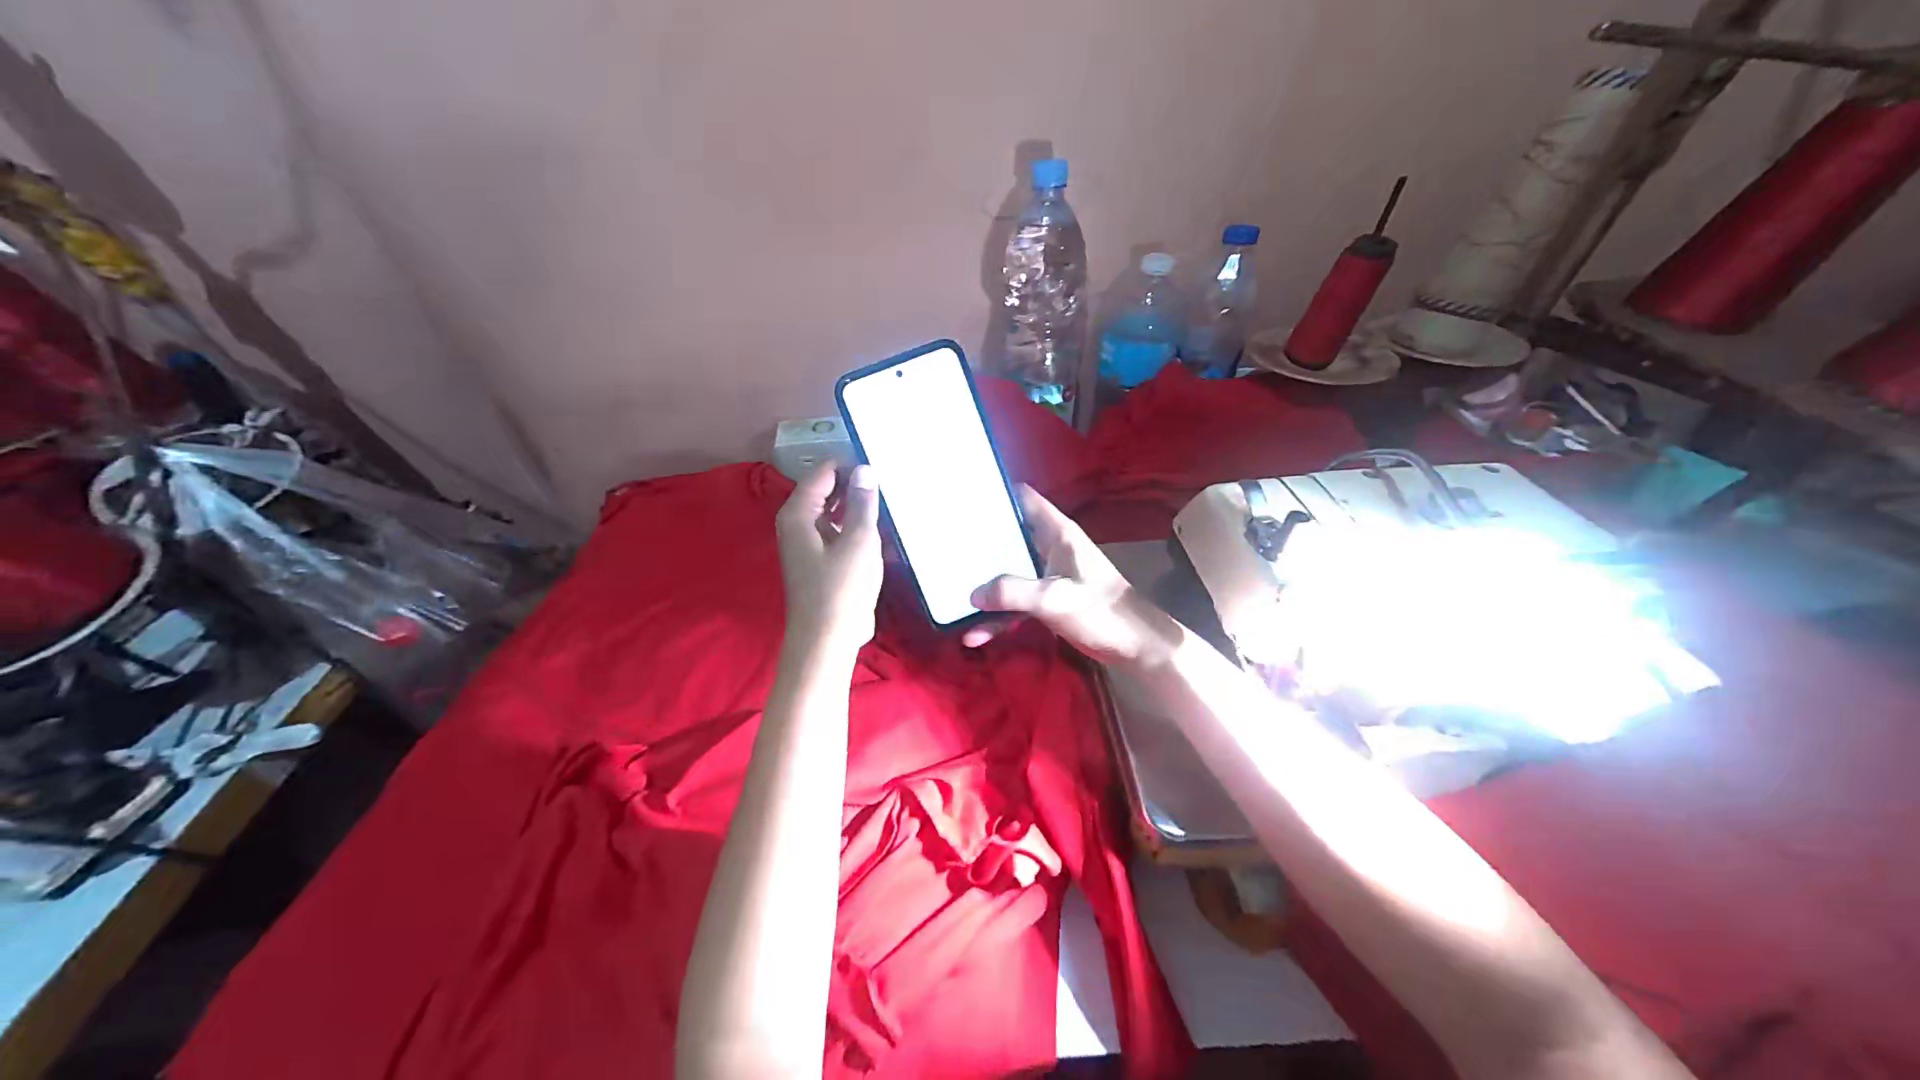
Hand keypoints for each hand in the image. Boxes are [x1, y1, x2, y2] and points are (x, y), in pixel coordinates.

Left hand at [776, 463, 882, 651]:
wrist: (827, 641)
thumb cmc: (841, 590)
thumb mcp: (860, 541)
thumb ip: (862, 502)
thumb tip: (864, 470)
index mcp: (798, 514)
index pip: (823, 472)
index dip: (850, 465)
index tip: (880, 463)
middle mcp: (796, 525)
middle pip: (825, 491)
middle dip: (854, 485)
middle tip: (889, 481)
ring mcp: (807, 544)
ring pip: (833, 513)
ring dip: (857, 508)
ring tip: (888, 502)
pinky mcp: (820, 562)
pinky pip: (837, 533)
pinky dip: (855, 528)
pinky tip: (879, 530)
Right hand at [963, 485, 1179, 667]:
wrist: (1134, 647)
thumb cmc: (1102, 611)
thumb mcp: (1055, 599)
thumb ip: (1013, 592)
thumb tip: (974, 593)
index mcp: (1057, 534)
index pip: (1025, 498)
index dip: (996, 492)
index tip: (964, 495)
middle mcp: (1049, 549)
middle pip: (1009, 536)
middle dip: (979, 540)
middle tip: (944, 541)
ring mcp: (1047, 577)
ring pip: (1008, 574)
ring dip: (984, 586)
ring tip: (950, 593)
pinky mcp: (1046, 603)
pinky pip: (1014, 605)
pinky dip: (997, 618)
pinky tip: (974, 635)